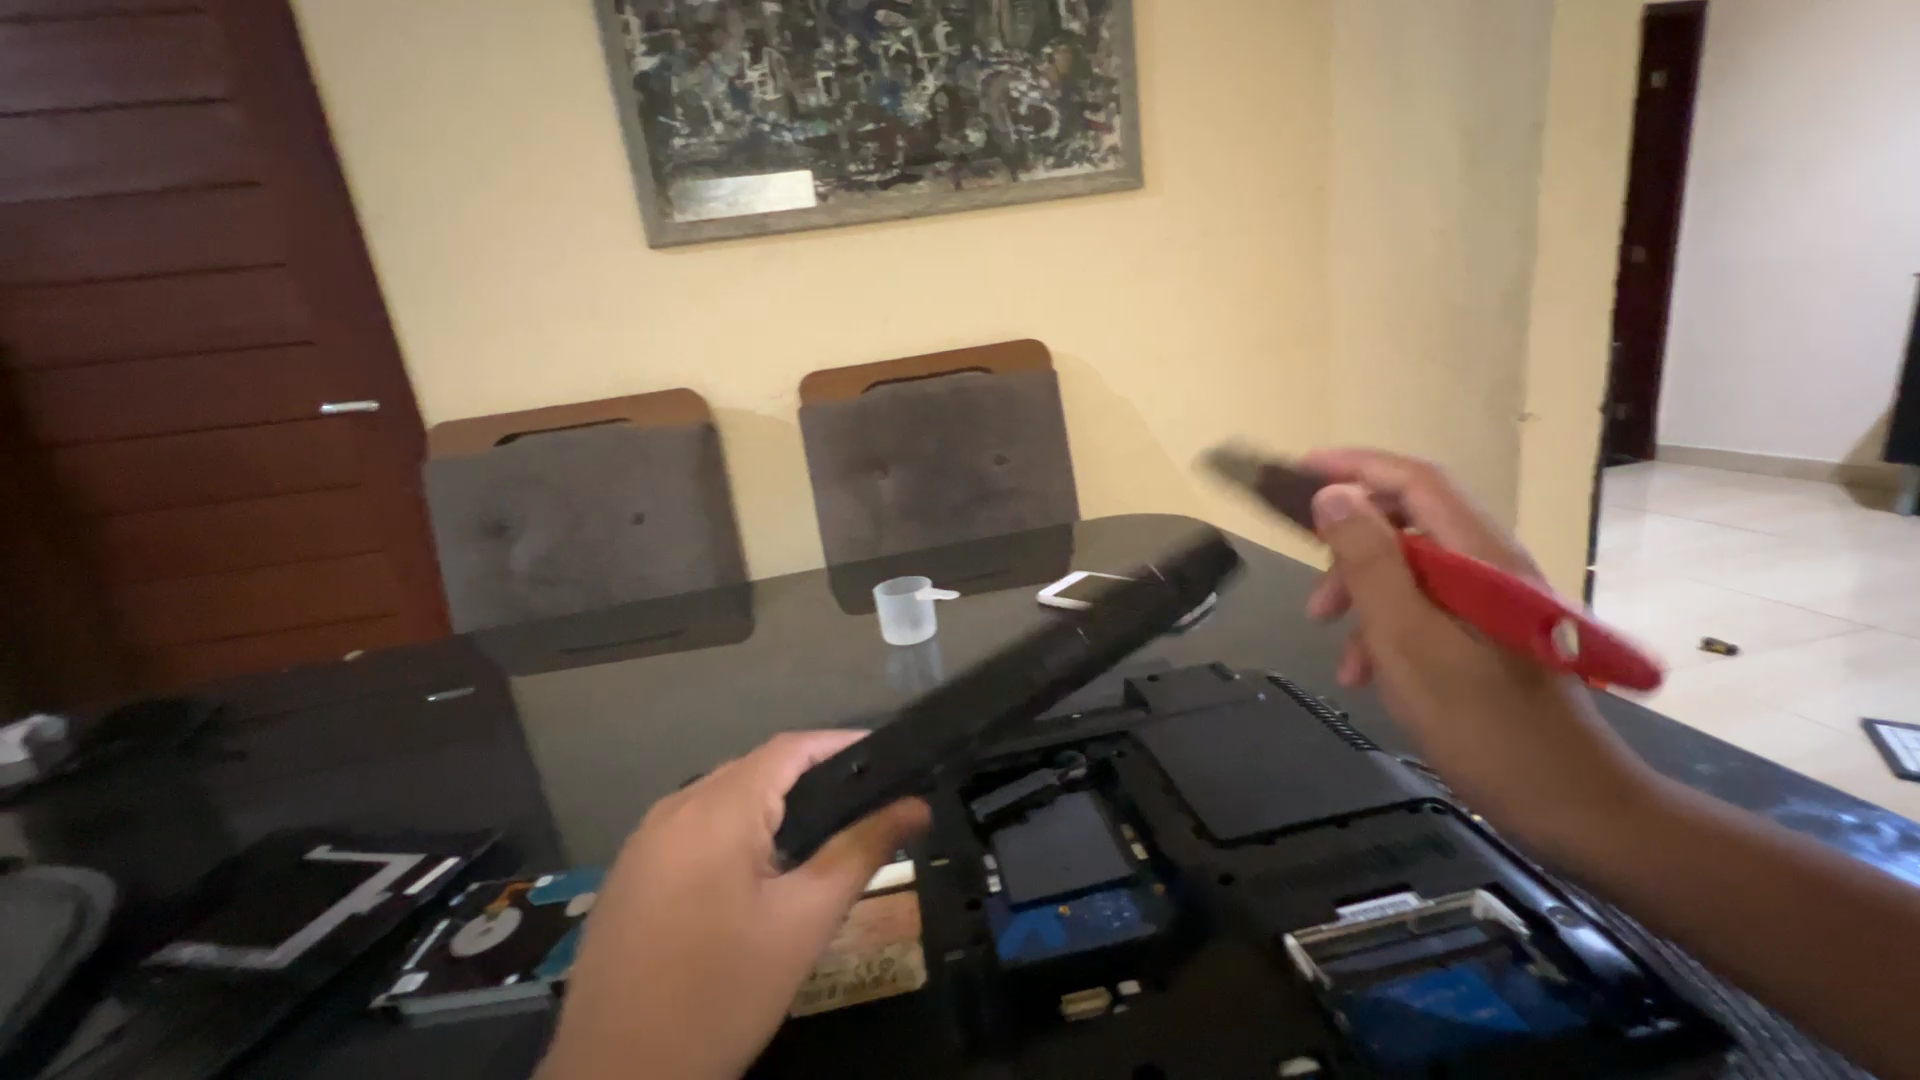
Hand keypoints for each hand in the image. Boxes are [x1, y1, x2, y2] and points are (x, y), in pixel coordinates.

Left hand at [538, 732, 929, 1079]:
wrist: (617, 1076)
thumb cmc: (723, 994)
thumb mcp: (804, 922)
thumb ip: (862, 851)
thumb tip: (916, 806)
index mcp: (716, 810)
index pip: (788, 748)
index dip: (840, 743)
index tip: (887, 755)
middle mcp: (673, 809)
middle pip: (754, 769)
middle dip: (811, 776)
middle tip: (865, 801)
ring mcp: (644, 842)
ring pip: (721, 798)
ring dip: (772, 804)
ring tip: (823, 831)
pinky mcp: (630, 874)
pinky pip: (693, 827)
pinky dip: (735, 829)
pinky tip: (760, 868)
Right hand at [1300, 449, 1656, 860]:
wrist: (1572, 806)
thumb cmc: (1485, 725)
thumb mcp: (1409, 641)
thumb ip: (1370, 564)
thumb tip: (1334, 496)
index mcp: (1480, 556)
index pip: (1415, 481)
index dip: (1355, 467)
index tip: (1298, 470)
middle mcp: (1491, 566)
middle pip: (1408, 523)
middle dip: (1350, 549)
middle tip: (1313, 593)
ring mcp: (1492, 601)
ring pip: (1409, 569)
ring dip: (1362, 594)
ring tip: (1332, 640)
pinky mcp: (1488, 634)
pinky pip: (1423, 608)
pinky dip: (1385, 628)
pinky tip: (1366, 672)